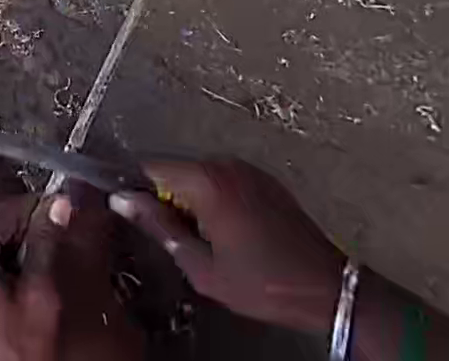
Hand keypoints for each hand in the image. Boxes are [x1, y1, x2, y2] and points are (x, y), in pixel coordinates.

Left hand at [0, 193, 71, 360]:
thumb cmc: (13, 359)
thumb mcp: (39, 296)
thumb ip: (47, 243)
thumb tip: (59, 205)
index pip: (13, 207)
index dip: (43, 214)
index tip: (66, 220)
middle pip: (4, 221)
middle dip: (32, 234)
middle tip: (56, 252)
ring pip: (1, 240)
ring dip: (24, 252)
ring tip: (41, 278)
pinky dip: (13, 267)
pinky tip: (26, 291)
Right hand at [111, 159, 344, 333]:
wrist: (326, 286)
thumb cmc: (261, 282)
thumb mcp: (203, 267)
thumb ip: (160, 229)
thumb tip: (122, 201)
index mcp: (206, 181)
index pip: (152, 166)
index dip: (136, 185)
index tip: (129, 207)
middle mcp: (223, 162)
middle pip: (175, 169)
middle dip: (166, 195)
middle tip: (173, 233)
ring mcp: (244, 166)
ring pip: (198, 173)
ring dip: (190, 196)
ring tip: (202, 234)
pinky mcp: (260, 175)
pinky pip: (222, 177)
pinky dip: (214, 195)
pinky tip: (226, 227)